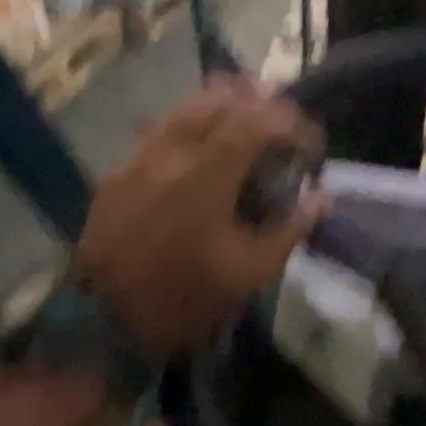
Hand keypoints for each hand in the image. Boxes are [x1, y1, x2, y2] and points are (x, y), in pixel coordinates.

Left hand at [75, 77, 324, 362]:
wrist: (103, 322)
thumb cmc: (186, 299)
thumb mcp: (251, 274)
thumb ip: (289, 230)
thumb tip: (322, 199)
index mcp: (205, 179)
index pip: (252, 124)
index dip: (288, 123)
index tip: (311, 143)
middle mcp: (169, 156)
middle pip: (215, 102)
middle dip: (257, 104)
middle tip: (285, 122)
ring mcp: (137, 160)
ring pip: (182, 110)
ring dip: (222, 107)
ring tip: (250, 119)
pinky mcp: (117, 173)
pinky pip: (160, 131)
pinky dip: (191, 124)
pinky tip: (206, 142)